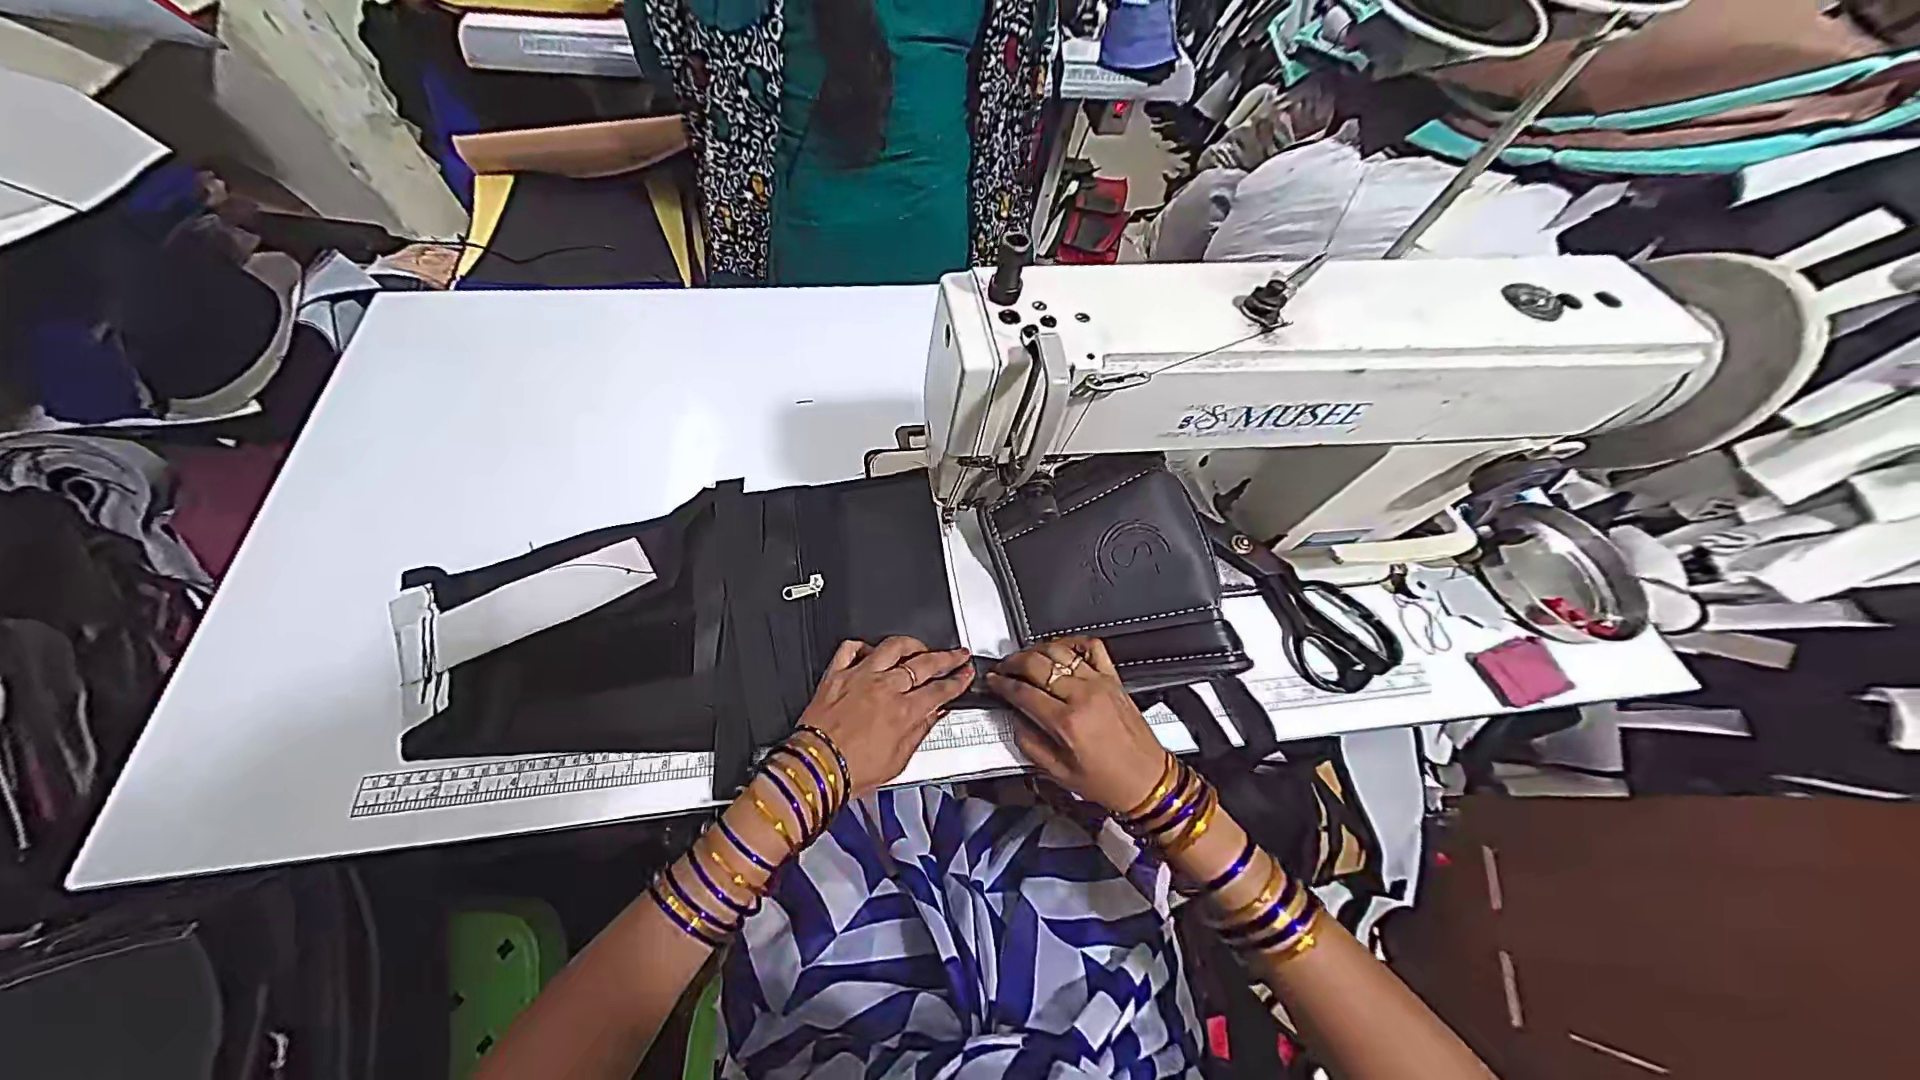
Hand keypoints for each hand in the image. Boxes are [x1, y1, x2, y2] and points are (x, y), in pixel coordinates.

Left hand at [798, 637, 972, 796]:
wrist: (815, 769)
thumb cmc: (851, 770)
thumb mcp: (898, 761)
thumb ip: (919, 732)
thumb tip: (933, 716)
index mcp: (903, 711)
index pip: (940, 689)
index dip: (957, 680)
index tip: (964, 674)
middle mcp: (884, 688)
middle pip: (924, 662)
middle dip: (947, 656)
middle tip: (956, 654)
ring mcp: (860, 677)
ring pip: (893, 646)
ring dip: (911, 644)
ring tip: (919, 646)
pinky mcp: (837, 675)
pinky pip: (851, 648)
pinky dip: (864, 646)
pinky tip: (871, 650)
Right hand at [987, 637, 1169, 814]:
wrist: (1148, 781)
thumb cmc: (1111, 781)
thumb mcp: (1059, 774)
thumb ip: (1031, 745)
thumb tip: (1015, 721)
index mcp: (1067, 723)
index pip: (1023, 692)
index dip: (1002, 684)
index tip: (994, 682)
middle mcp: (1083, 697)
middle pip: (1036, 664)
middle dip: (1013, 663)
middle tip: (1004, 669)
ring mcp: (1100, 683)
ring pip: (1059, 651)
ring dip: (1036, 650)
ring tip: (1025, 658)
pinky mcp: (1114, 679)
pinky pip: (1092, 647)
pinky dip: (1073, 643)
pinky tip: (1061, 649)